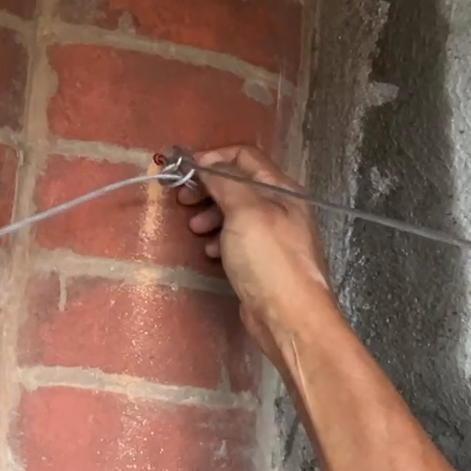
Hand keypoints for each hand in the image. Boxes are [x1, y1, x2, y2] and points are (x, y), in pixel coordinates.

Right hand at [176, 145, 337, 369]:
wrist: (289, 315)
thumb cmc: (268, 260)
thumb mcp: (245, 212)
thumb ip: (224, 182)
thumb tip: (204, 162)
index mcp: (281, 189)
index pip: (243, 156)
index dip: (211, 157)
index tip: (182, 170)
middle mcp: (280, 206)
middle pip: (237, 182)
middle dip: (206, 187)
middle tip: (182, 198)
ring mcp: (272, 233)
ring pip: (233, 211)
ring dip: (209, 214)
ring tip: (195, 228)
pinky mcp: (263, 258)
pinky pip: (235, 237)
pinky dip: (219, 238)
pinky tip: (211, 251)